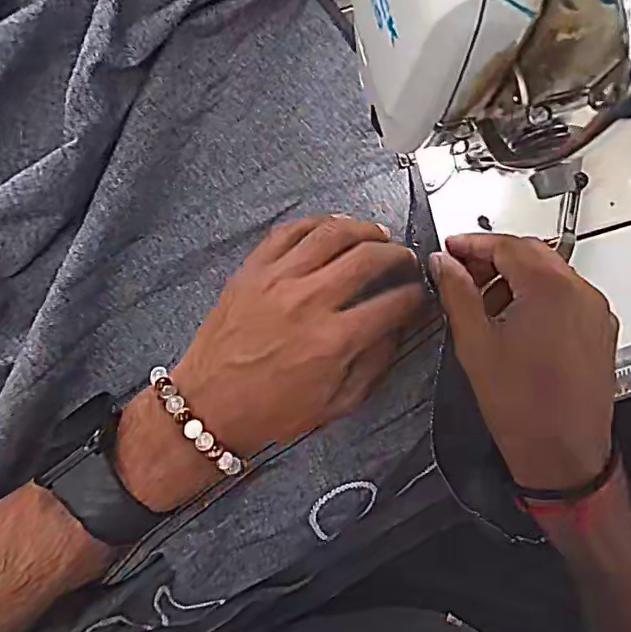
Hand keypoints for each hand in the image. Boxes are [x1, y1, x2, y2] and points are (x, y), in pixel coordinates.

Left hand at [169, 215, 424, 455]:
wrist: (210, 406)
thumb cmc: (270, 410)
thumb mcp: (337, 403)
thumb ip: (375, 363)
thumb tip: (397, 329)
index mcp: (334, 340)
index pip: (394, 302)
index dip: (416, 295)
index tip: (420, 294)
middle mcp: (309, 301)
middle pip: (370, 257)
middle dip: (399, 255)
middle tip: (406, 260)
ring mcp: (278, 280)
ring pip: (333, 233)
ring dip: (365, 228)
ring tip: (378, 235)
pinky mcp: (253, 270)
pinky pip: (290, 230)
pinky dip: (317, 221)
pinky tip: (333, 226)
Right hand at [431, 233, 617, 490]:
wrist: (563, 454)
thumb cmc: (526, 409)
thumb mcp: (475, 343)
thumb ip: (457, 293)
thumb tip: (445, 265)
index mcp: (551, 290)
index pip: (508, 245)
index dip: (473, 244)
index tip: (452, 249)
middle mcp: (581, 294)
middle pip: (531, 253)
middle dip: (493, 258)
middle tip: (461, 273)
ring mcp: (595, 312)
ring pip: (549, 274)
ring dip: (515, 277)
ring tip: (483, 303)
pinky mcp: (599, 330)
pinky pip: (566, 296)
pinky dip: (537, 296)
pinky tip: (512, 320)